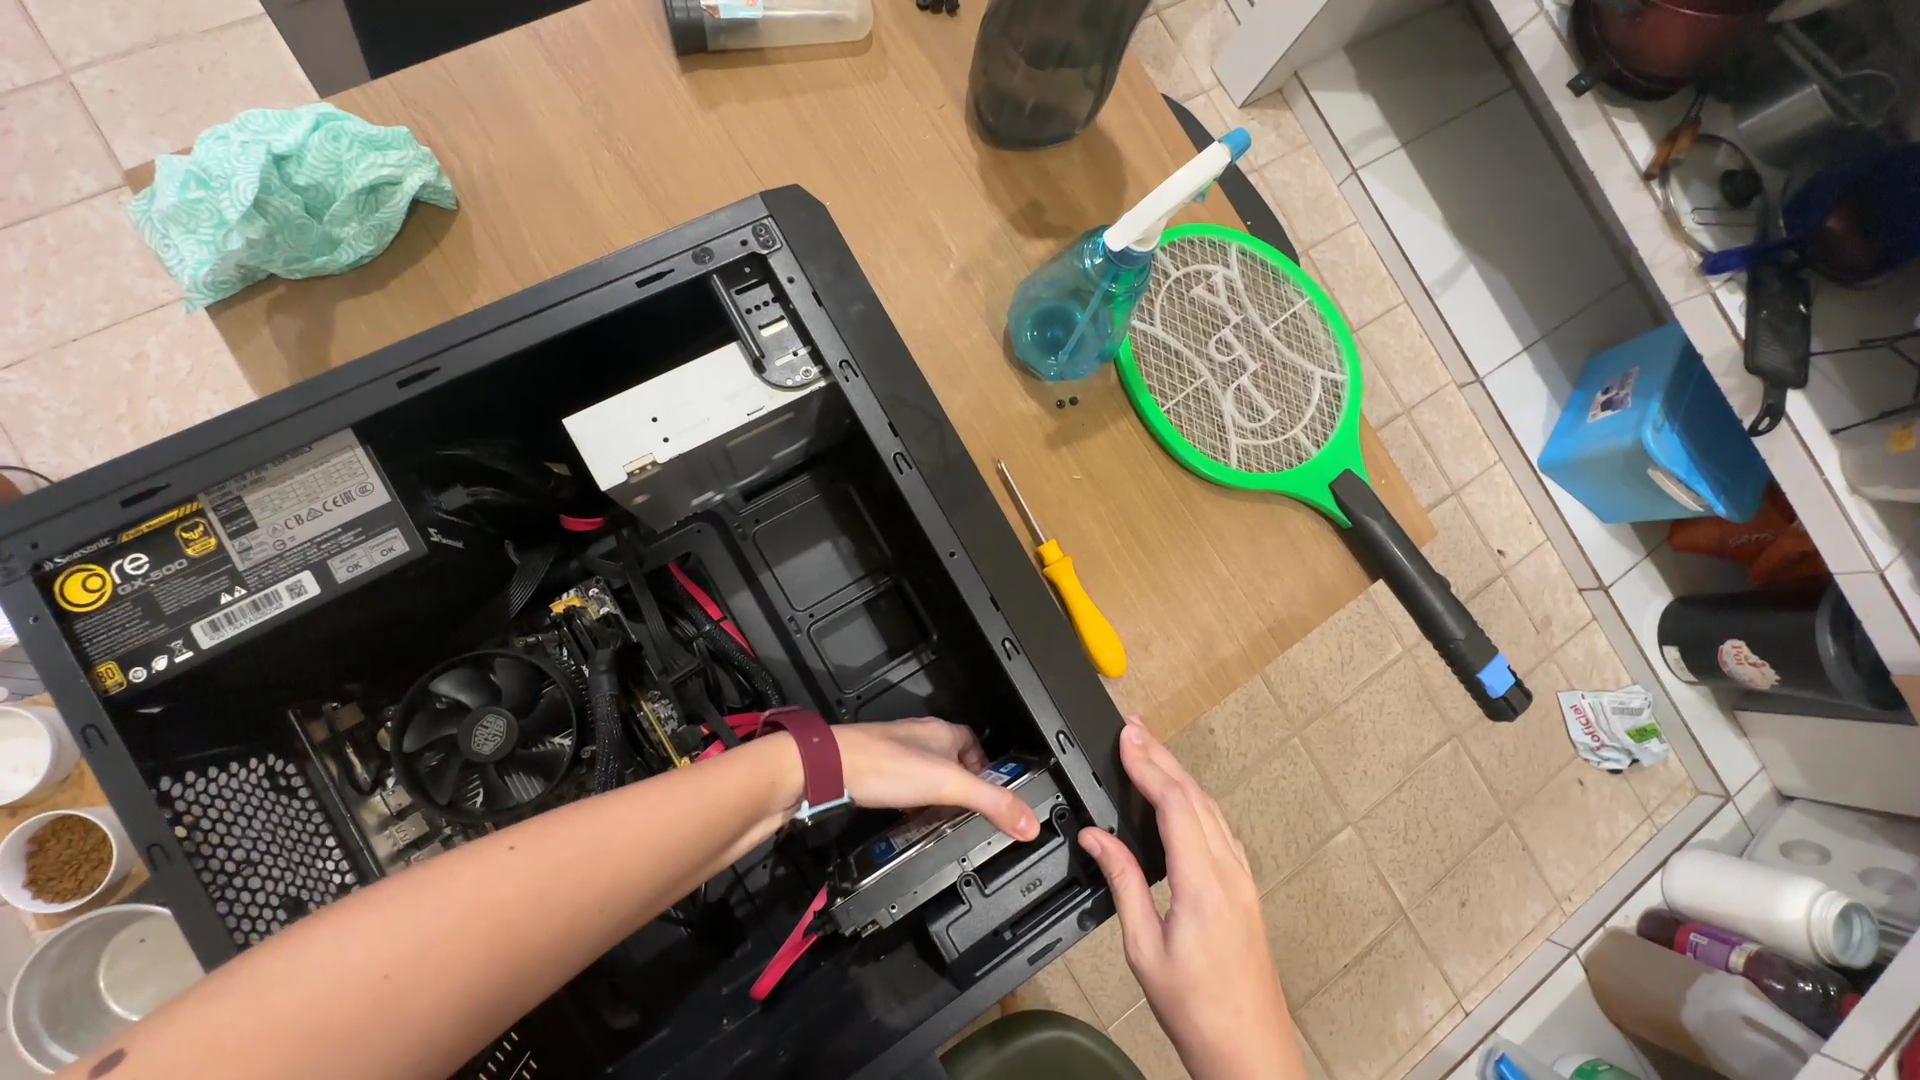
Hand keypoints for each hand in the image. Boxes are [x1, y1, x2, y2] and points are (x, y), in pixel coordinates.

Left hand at [835, 719, 1039, 840]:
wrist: (829, 768)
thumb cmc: (886, 765)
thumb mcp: (949, 786)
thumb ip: (991, 802)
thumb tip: (1030, 821)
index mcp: (943, 732)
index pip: (977, 743)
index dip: (988, 768)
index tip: (994, 793)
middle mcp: (920, 737)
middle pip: (952, 759)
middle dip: (962, 786)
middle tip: (970, 813)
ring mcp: (895, 751)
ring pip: (926, 771)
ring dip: (935, 794)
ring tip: (942, 819)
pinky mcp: (875, 768)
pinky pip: (902, 783)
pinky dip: (910, 800)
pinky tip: (908, 817)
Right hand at [1078, 716, 1302, 1079]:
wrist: (1250, 1052)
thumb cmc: (1198, 1010)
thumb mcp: (1143, 948)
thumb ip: (1122, 883)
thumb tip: (1096, 838)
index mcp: (1202, 885)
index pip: (1176, 804)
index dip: (1148, 765)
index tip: (1126, 738)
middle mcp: (1230, 874)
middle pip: (1197, 796)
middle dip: (1162, 756)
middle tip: (1134, 727)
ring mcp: (1243, 881)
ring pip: (1212, 809)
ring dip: (1180, 774)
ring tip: (1151, 751)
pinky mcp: (1246, 891)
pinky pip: (1222, 829)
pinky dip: (1196, 801)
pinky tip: (1181, 798)